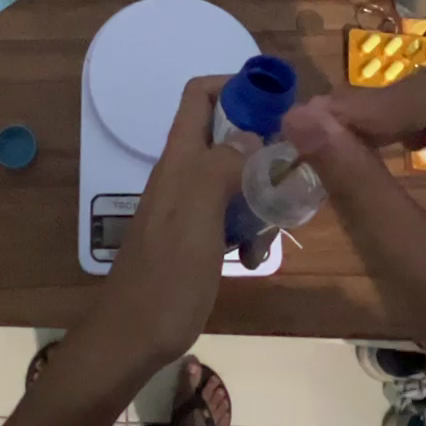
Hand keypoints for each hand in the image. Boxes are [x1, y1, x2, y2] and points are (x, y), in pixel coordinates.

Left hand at [80, 76, 250, 369]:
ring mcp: (189, 206)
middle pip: (226, 136)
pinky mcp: (196, 236)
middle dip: (262, 147)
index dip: (235, 88)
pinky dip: (249, 227)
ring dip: (261, 193)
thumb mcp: (197, 216)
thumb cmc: (167, 277)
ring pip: (235, 177)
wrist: (133, 338)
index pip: (200, 96)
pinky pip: (231, 215)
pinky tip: (256, 255)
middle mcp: (183, 174)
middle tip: (292, 173)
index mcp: (180, 159)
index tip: (277, 106)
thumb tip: (251, 135)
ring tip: (275, 225)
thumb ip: (221, 168)